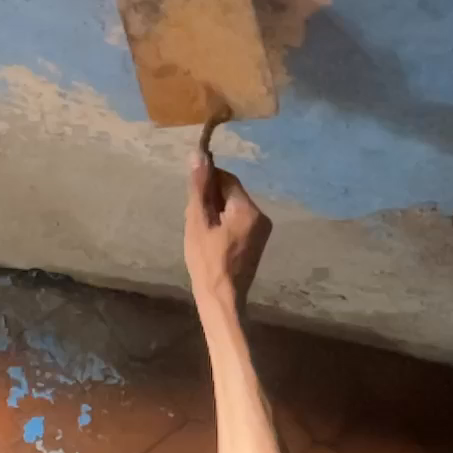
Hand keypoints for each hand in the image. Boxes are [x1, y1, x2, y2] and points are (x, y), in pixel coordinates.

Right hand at [185, 151, 270, 310]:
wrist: (222, 299)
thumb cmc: (206, 261)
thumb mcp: (198, 222)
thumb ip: (199, 188)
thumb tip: (198, 154)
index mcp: (248, 209)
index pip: (226, 179)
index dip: (206, 181)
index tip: (191, 196)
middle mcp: (261, 215)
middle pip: (231, 193)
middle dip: (210, 200)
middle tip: (193, 219)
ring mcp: (262, 230)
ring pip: (233, 208)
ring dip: (215, 213)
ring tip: (200, 231)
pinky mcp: (257, 242)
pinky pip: (238, 222)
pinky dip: (223, 224)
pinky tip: (210, 239)